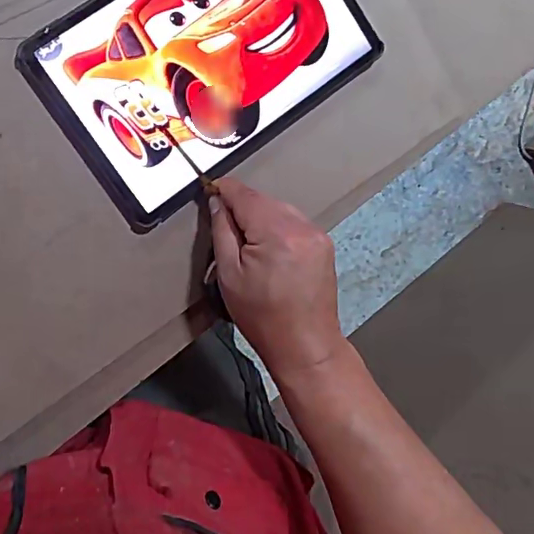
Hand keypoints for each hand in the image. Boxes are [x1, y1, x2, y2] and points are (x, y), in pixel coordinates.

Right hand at [207, 177, 346, 384]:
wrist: (304, 345)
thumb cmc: (265, 318)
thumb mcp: (229, 274)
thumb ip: (221, 231)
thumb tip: (217, 203)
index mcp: (276, 234)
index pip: (244, 195)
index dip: (224, 189)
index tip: (210, 188)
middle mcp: (301, 228)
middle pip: (262, 200)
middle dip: (241, 206)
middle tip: (223, 224)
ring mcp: (316, 235)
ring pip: (278, 208)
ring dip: (259, 216)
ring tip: (247, 244)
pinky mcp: (323, 243)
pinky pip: (293, 221)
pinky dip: (277, 226)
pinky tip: (267, 248)